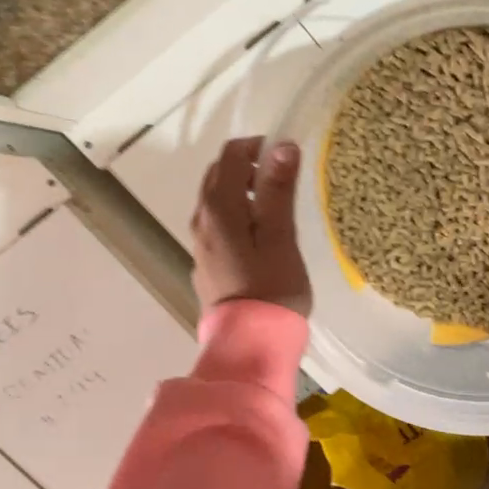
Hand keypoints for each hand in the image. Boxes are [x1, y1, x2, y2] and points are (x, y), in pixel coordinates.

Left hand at [190, 137, 311, 318]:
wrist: (250, 342)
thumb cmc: (273, 286)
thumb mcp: (281, 235)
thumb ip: (278, 190)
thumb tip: (281, 147)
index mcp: (220, 208)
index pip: (231, 157)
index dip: (258, 146)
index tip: (287, 155)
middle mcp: (201, 220)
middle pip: (219, 176)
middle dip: (248, 166)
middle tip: (284, 177)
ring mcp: (200, 244)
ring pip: (217, 201)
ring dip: (243, 191)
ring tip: (276, 206)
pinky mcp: (207, 264)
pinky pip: (218, 225)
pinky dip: (237, 215)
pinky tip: (260, 236)